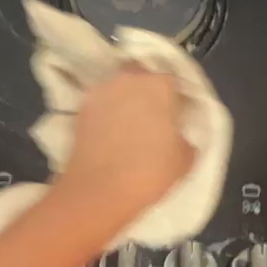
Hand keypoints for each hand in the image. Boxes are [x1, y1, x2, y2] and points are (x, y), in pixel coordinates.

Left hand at [56, 65, 192, 218]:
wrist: (99, 189)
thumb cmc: (150, 172)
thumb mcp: (185, 159)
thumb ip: (185, 138)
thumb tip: (177, 135)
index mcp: (160, 85)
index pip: (174, 83)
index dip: (176, 100)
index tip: (177, 115)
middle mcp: (130, 79)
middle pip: (143, 77)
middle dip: (148, 91)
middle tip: (153, 115)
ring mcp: (103, 90)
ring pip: (119, 87)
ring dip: (125, 99)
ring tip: (129, 124)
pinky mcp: (81, 107)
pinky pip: (101, 103)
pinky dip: (106, 112)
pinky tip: (110, 131)